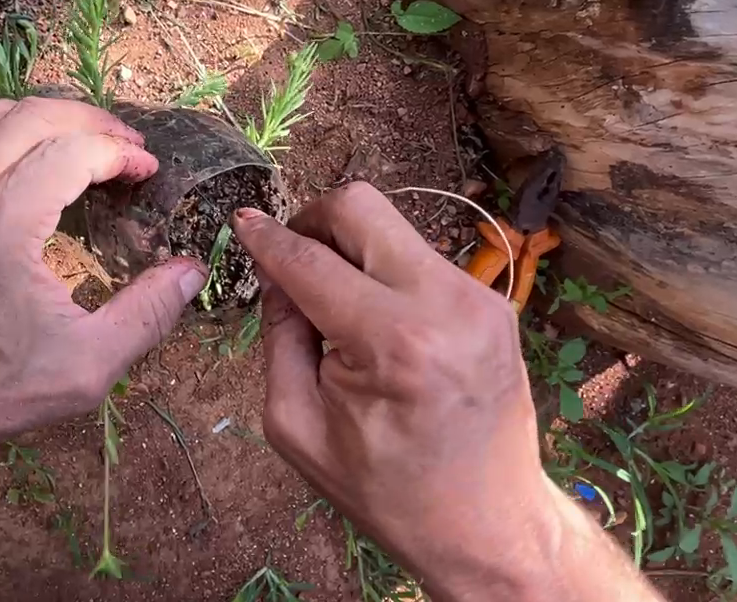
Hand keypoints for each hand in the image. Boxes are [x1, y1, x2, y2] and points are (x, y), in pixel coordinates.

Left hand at [0, 98, 208, 463]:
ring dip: (53, 117)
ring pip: (0, 114)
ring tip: (92, 143)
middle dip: (93, 121)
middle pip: (35, 115)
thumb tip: (193, 270)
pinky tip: (43, 159)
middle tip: (129, 148)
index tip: (148, 171)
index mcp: (0, 227)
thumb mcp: (87, 365)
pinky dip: (17, 131)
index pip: (70, 151)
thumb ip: (149, 312)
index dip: (119, 152)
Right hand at [231, 186, 569, 598]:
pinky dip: (376, 266)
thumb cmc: (387, 490)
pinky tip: (370, 312)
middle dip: (308, 221)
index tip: (240, 222)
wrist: (496, 530)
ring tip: (331, 298)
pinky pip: (412, 252)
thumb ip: (278, 334)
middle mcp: (445, 305)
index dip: (265, 238)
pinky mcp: (491, 300)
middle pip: (357, 206)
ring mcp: (478, 297)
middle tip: (289, 260)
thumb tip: (275, 270)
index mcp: (395, 344)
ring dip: (343, 245)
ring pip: (386, 222)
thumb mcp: (297, 423)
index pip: (309, 261)